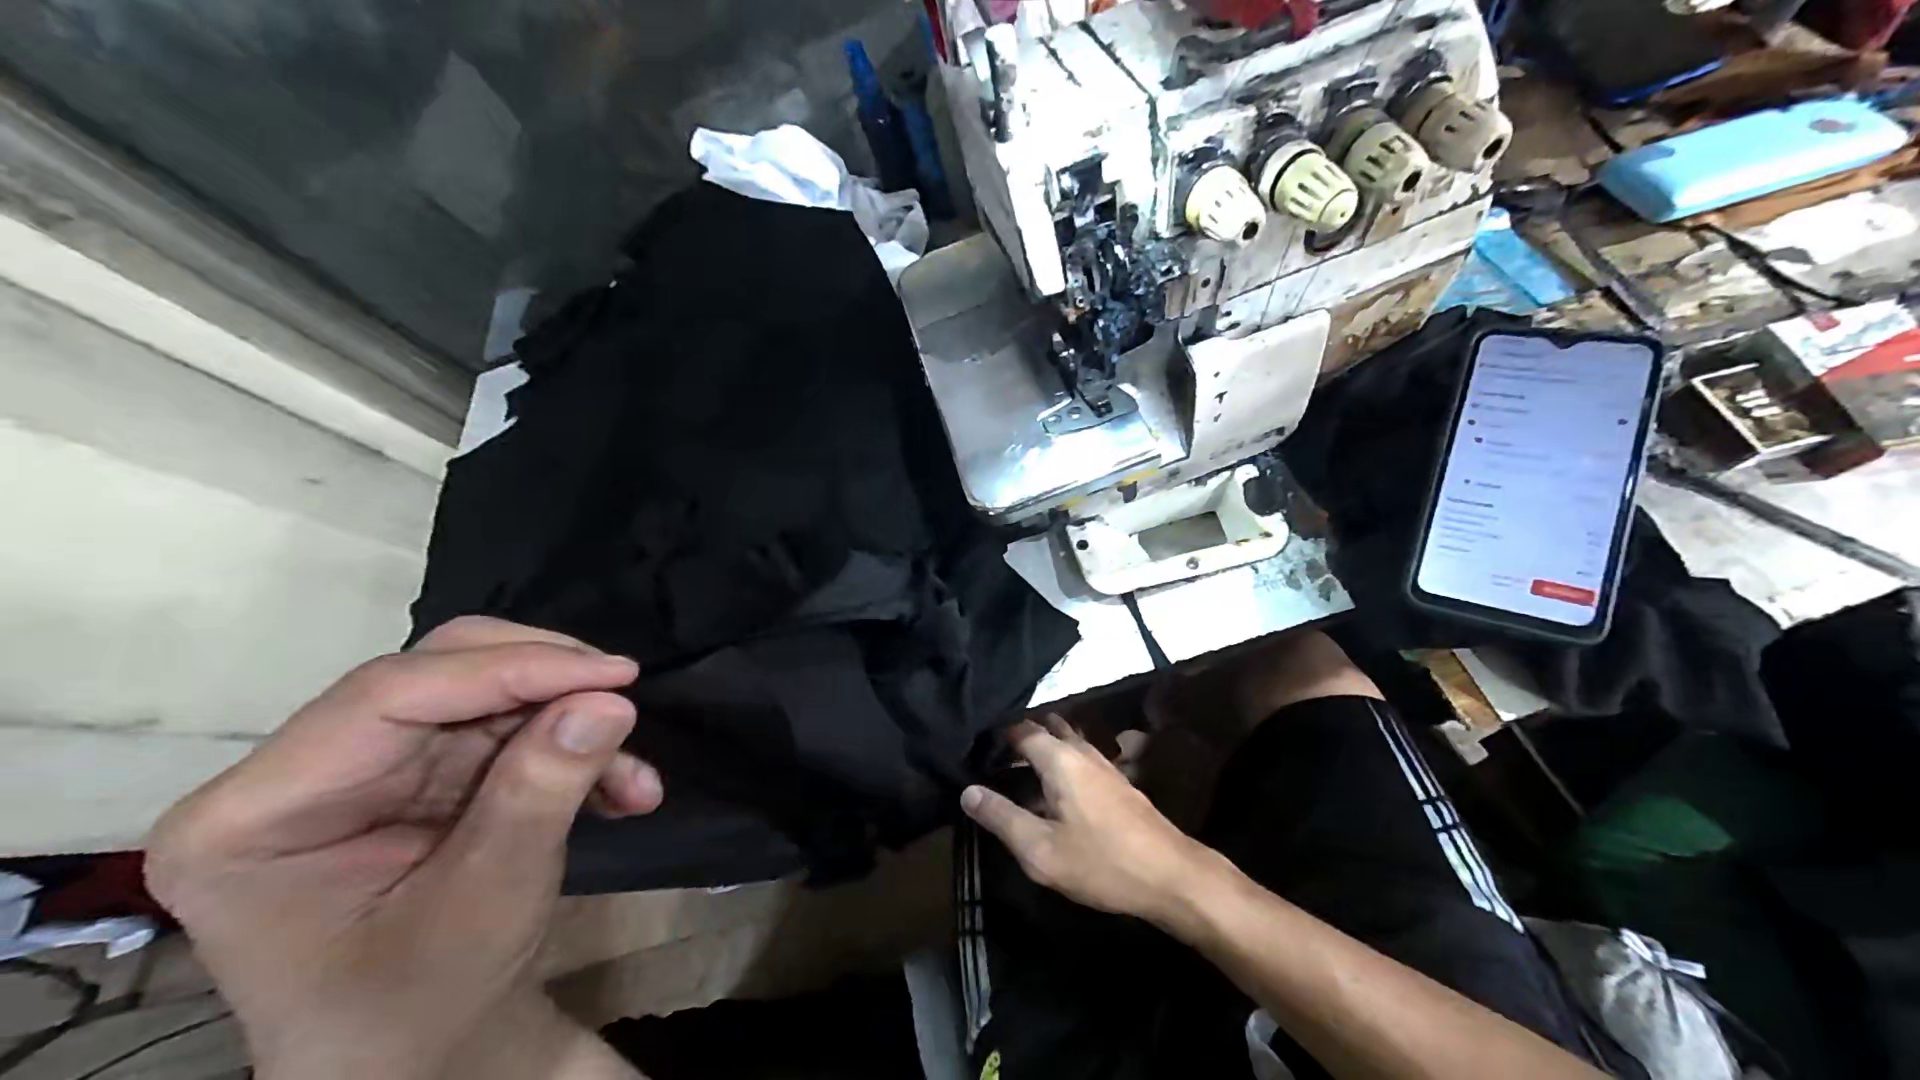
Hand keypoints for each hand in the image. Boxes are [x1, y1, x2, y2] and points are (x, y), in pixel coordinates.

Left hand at [145, 616, 661, 1079]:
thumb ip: (543, 792)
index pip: (391, 696)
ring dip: (571, 723)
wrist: (423, 1057)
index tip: (618, 674)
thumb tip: (612, 700)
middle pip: (438, 673)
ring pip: (485, 691)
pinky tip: (621, 791)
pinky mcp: (420, 773)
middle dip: (545, 681)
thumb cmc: (422, 1002)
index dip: (515, 669)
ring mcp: (365, 768)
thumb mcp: (488, 902)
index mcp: (256, 813)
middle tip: (622, 698)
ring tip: (633, 778)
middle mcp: (301, 771)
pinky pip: (506, 727)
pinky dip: (569, 750)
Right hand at [960, 718, 1221, 925]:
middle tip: (991, 760)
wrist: (1172, 876)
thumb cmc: (1101, 862)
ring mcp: (1104, 765)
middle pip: (1045, 730)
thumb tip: (968, 791)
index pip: (1019, 730)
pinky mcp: (1118, 783)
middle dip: (1018, 738)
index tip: (972, 750)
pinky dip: (1060, 764)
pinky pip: (1079, 759)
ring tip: (1015, 773)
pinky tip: (1052, 792)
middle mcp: (1081, 751)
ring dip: (1041, 751)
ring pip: (1065, 743)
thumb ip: (1001, 817)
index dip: (995, 737)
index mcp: (1059, 758)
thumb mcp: (1040, 849)